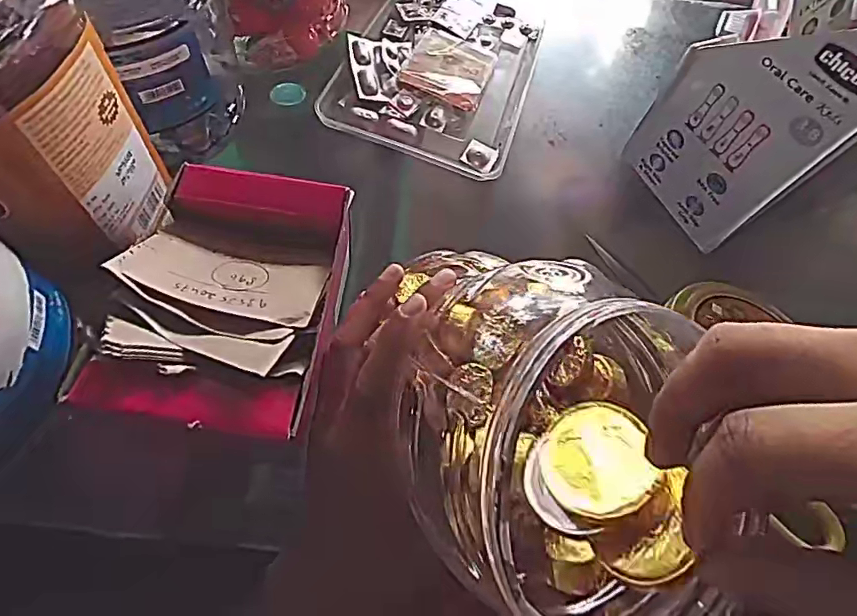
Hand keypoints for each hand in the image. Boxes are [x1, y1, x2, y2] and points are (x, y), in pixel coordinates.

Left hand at [260, 265, 485, 615]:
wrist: (321, 596)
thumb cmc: (373, 572)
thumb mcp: (432, 561)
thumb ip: (483, 560)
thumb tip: (534, 578)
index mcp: (364, 448)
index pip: (379, 373)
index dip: (402, 332)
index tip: (427, 297)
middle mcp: (338, 427)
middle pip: (348, 349)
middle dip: (376, 304)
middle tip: (405, 274)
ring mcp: (324, 426)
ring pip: (335, 355)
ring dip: (362, 315)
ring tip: (387, 286)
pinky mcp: (321, 432)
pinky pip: (333, 370)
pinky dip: (352, 340)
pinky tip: (370, 332)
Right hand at [648, 318, 856, 615]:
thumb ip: (829, 595)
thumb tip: (723, 564)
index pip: (761, 442)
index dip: (707, 494)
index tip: (698, 541)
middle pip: (747, 347)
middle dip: (682, 398)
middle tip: (661, 456)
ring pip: (783, 340)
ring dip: (737, 395)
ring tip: (732, 460)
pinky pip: (832, 350)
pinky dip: (792, 391)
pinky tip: (811, 443)